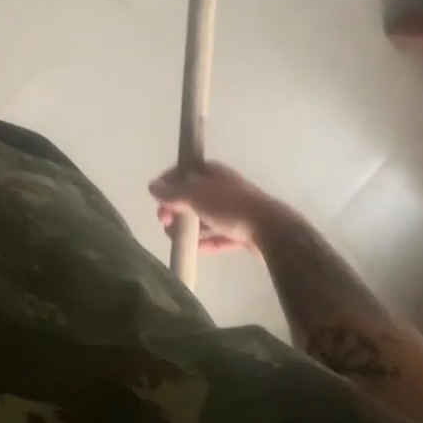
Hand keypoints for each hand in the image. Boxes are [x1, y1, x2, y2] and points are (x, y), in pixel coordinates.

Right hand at [149, 162, 268, 252]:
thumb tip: (152, 186)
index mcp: (212, 172)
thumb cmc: (229, 206)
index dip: (167, 183)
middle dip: (176, 208)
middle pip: (193, 195)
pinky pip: (220, 235)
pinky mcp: (243, 232)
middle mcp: (223, 188)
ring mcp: (234, 210)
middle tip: (163, 221)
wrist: (271, 231)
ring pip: (206, 217)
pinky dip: (207, 241)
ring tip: (174, 238)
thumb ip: (172, 192)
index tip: (155, 198)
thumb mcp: (194, 195)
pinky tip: (195, 250)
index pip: (183, 172)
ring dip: (189, 227)